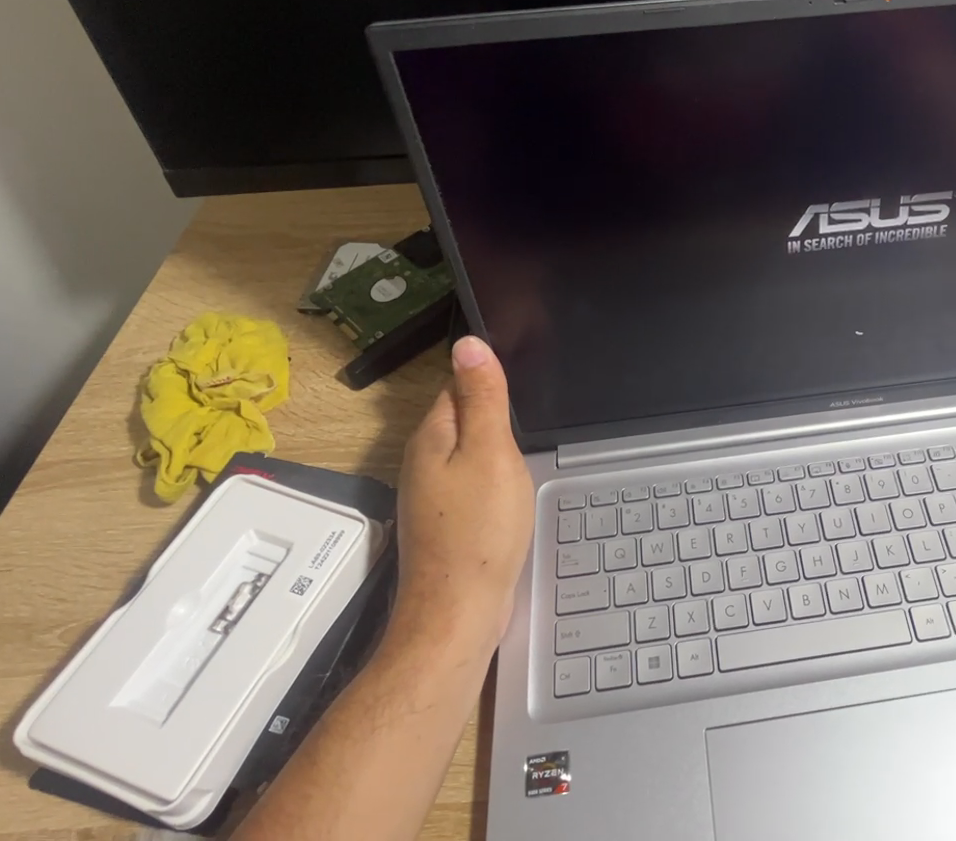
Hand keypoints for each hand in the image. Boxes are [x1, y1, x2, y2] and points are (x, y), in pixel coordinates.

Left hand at [388, 336, 534, 648]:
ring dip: (493, 445)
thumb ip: (482, 399)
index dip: (487, 378)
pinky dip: (492, 476)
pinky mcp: (445, 521)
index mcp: (431, 437)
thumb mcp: (491, 453)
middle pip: (460, 418)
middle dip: (491, 411)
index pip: (456, 386)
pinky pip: (470, 481)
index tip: (522, 380)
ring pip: (466, 452)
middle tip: (533, 412)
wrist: (459, 611)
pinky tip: (511, 487)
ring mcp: (432, 494)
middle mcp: (423, 461)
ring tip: (526, 447)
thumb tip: (468, 344)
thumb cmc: (480, 530)